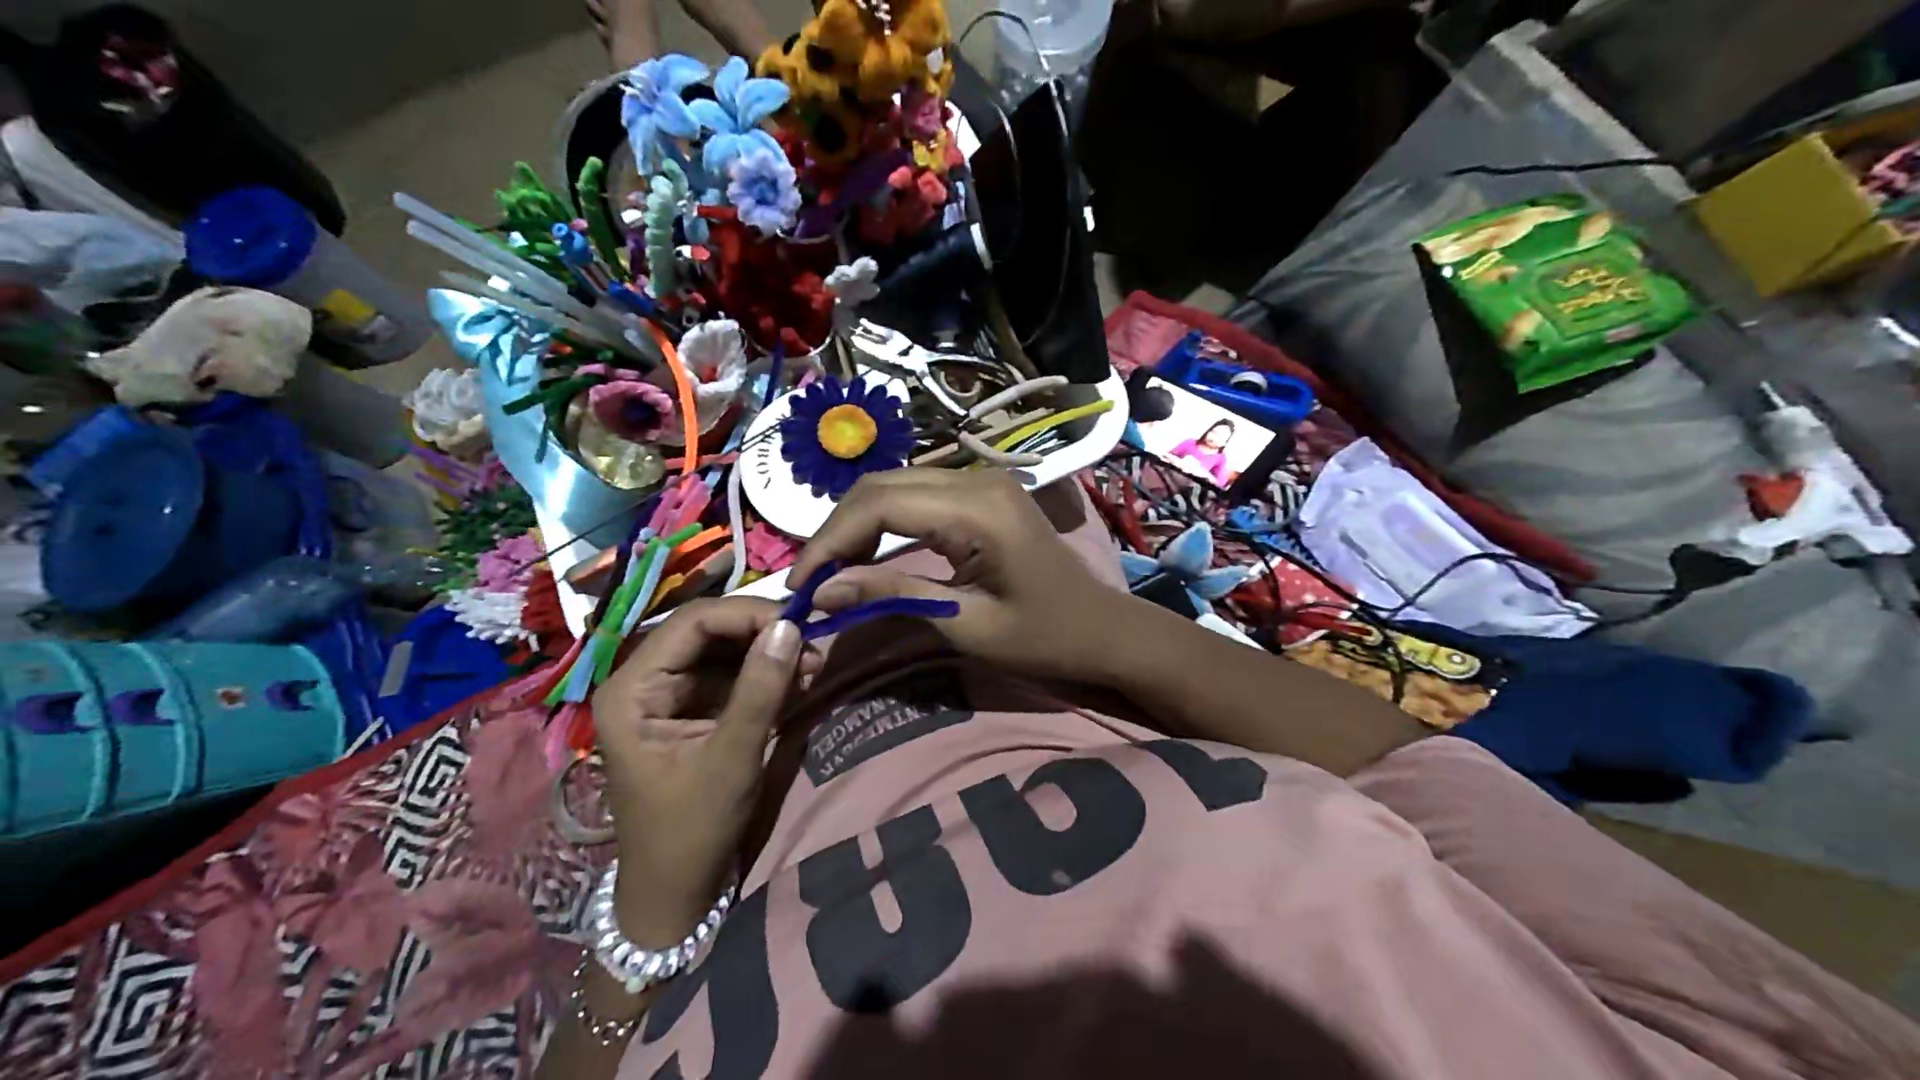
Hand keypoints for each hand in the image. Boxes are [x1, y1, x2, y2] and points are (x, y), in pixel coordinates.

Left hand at [590, 598, 817, 944]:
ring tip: (811, 667)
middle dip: (761, 635)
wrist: (675, 893)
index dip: (746, 615)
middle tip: (812, 648)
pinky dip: (763, 677)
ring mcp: (666, 697)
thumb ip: (760, 690)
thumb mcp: (731, 758)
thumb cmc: (693, 830)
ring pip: (722, 653)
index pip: (692, 623)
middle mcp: (643, 683)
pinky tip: (796, 682)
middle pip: (707, 633)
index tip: (799, 624)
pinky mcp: (689, 713)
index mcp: (632, 690)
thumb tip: (791, 627)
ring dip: (767, 654)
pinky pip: (729, 678)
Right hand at [789, 469, 1133, 681]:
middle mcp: (977, 480)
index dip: (830, 541)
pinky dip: (884, 522)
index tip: (799, 583)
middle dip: (837, 531)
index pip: (879, 505)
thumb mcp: (965, 623)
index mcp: (977, 509)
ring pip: (895, 487)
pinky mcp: (983, 494)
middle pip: (881, 487)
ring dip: (856, 524)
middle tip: (810, 580)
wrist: (1104, 630)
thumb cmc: (1044, 638)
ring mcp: (982, 481)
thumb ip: (893, 594)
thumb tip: (820, 592)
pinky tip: (867, 553)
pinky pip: (917, 496)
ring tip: (831, 571)